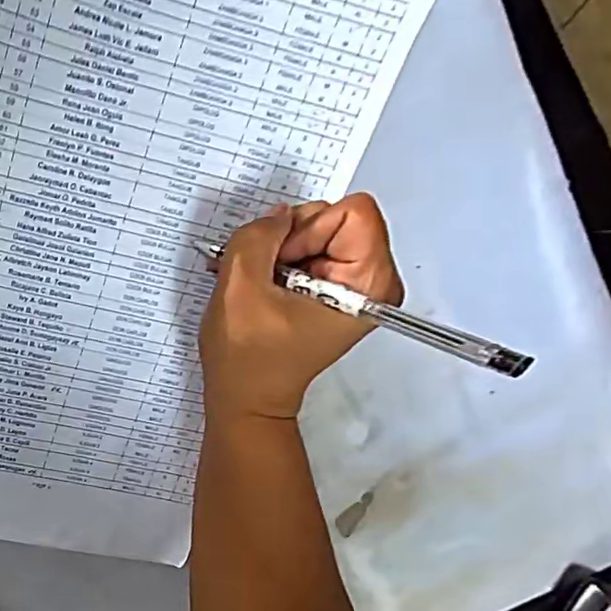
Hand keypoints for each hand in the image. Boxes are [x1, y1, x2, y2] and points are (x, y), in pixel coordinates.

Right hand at [199, 193, 402, 419]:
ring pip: (314, 232)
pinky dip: (274, 261)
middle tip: (264, 277)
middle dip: (288, 240)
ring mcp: (351, 285)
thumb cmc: (248, 359)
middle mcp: (372, 281)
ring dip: (275, 252)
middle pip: (333, 219)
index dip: (303, 232)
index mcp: (368, 284)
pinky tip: (256, 286)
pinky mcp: (331, 288)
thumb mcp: (239, 290)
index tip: (279, 267)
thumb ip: (255, 239)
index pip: (349, 213)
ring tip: (255, 285)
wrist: (245, 396)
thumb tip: (275, 217)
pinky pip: (306, 250)